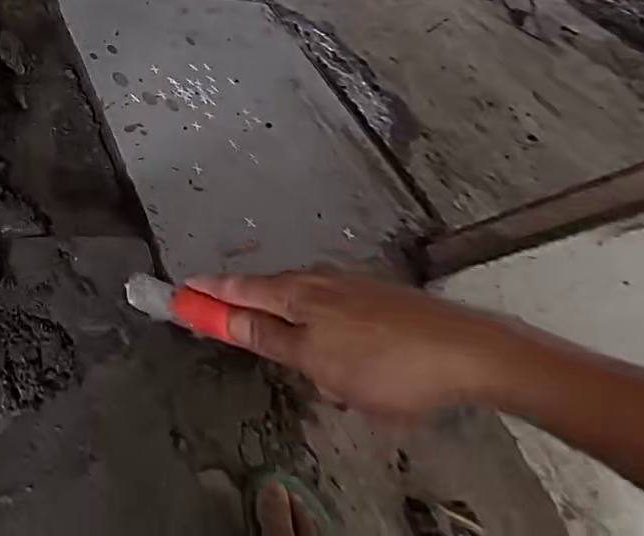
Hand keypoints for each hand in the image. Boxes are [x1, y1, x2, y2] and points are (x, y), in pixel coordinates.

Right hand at [186, 270, 534, 418]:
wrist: (465, 350)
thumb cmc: (385, 363)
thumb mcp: (317, 362)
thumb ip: (269, 338)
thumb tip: (227, 319)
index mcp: (296, 293)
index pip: (237, 290)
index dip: (206, 294)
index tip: (178, 292)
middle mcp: (316, 280)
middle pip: (266, 292)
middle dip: (244, 307)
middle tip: (223, 323)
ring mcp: (348, 287)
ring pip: (303, 305)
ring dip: (288, 325)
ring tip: (299, 362)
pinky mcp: (375, 300)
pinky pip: (332, 313)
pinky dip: (321, 330)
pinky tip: (344, 361)